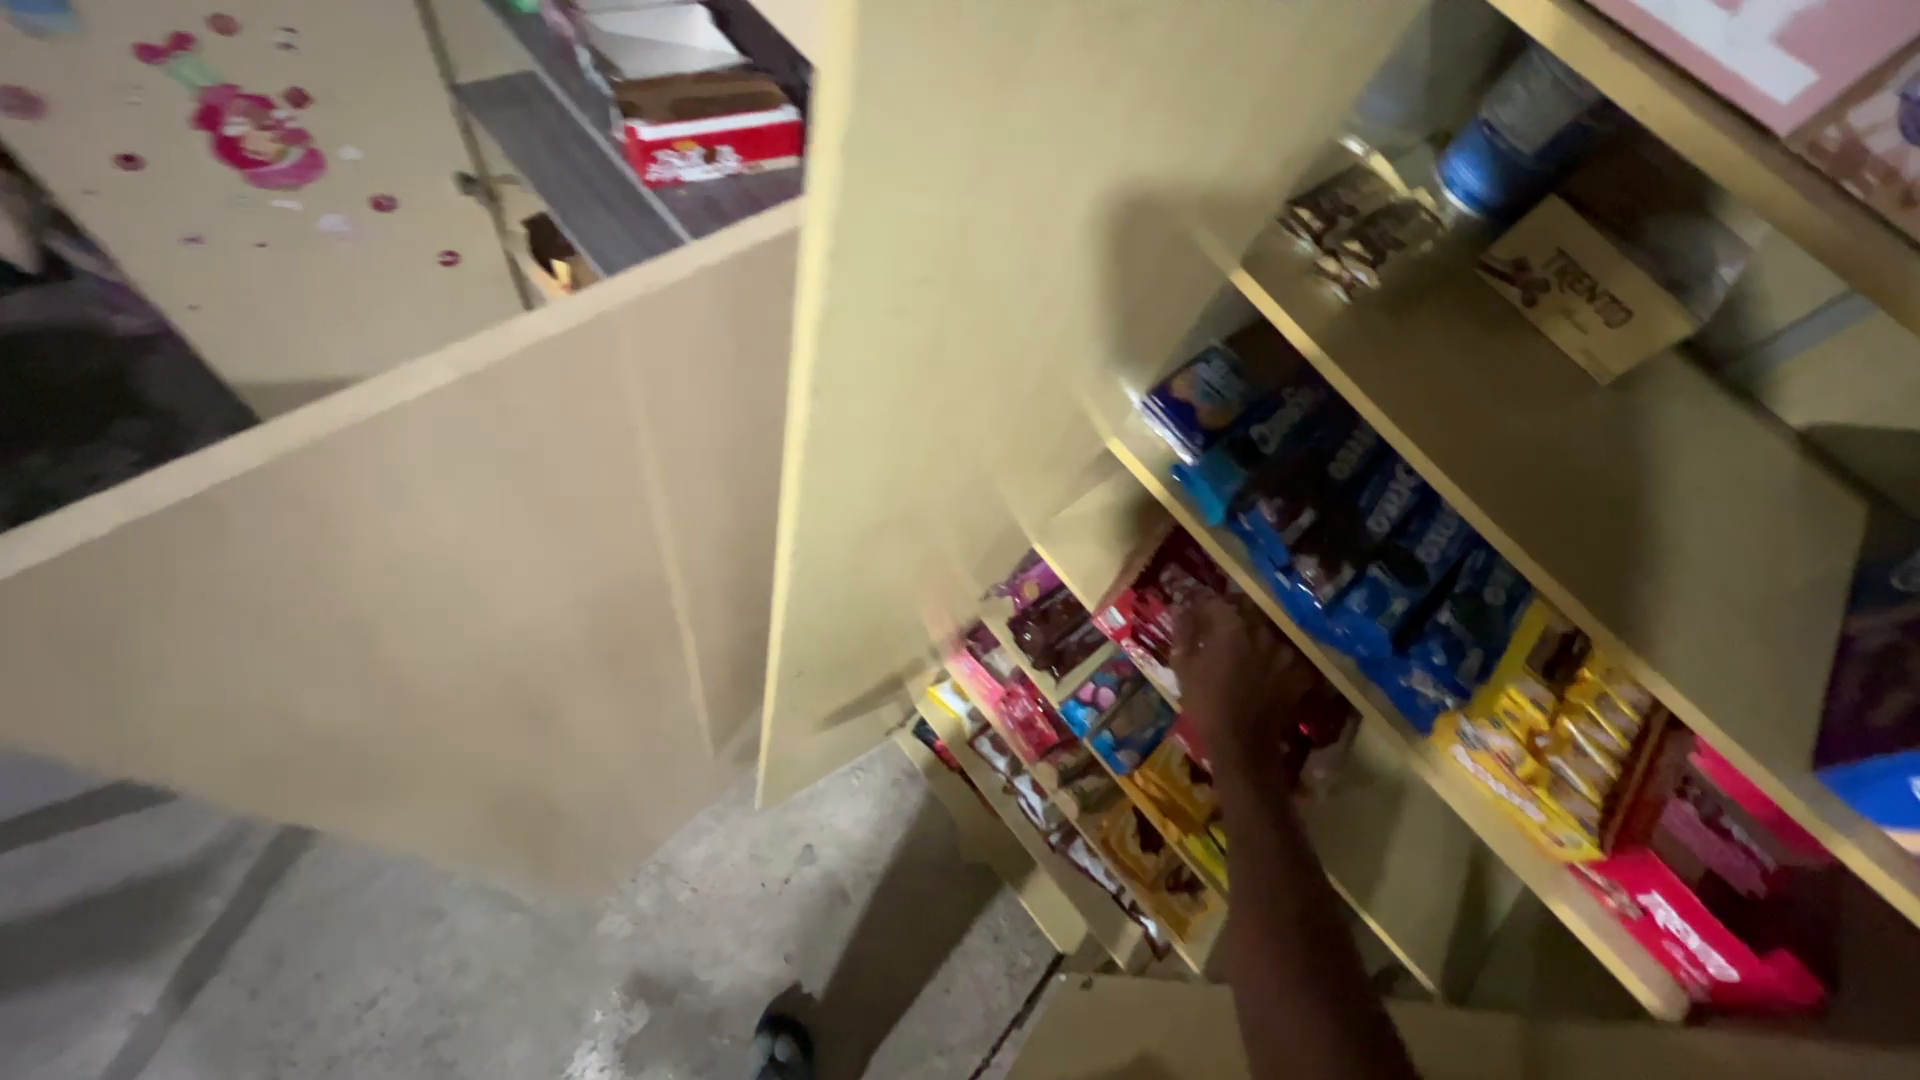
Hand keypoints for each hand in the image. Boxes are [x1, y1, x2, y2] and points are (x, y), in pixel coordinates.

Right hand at [1173, 597, 1315, 780]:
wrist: (1242, 743)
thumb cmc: (1205, 703)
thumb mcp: (1183, 667)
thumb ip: (1184, 632)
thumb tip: (1180, 609)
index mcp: (1231, 626)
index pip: (1215, 602)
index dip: (1202, 607)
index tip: (1194, 615)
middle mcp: (1261, 631)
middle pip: (1244, 612)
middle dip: (1229, 618)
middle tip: (1216, 633)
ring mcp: (1283, 651)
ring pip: (1264, 634)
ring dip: (1252, 639)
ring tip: (1240, 656)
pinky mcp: (1298, 672)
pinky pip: (1281, 657)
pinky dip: (1270, 661)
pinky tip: (1261, 673)